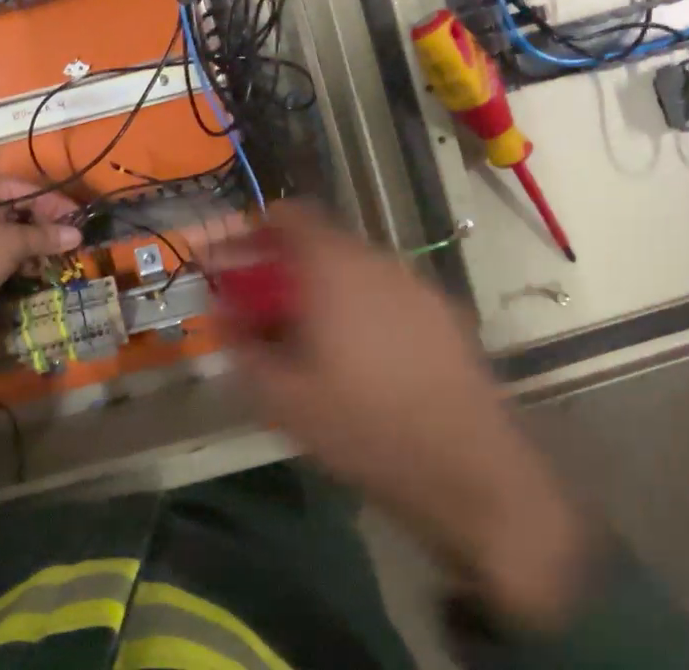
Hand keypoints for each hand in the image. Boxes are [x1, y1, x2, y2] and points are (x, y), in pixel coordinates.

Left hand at [0, 168, 82, 296]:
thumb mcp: (13, 245)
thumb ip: (45, 236)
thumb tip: (77, 234)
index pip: (31, 189)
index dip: (58, 206)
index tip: (81, 220)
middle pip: (18, 202)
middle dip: (44, 223)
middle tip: (67, 238)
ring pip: (6, 218)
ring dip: (29, 236)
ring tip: (51, 252)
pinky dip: (10, 242)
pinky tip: (27, 259)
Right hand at [222, 203, 588, 629]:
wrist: (468, 472)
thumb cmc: (363, 428)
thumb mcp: (281, 397)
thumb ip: (240, 343)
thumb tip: (220, 310)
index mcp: (335, 269)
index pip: (291, 216)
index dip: (256, 228)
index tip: (233, 257)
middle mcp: (379, 262)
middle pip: (322, 244)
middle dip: (285, 269)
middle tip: (261, 308)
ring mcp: (419, 288)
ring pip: (356, 271)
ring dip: (323, 289)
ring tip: (306, 337)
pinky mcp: (446, 316)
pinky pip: (387, 295)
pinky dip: (360, 307)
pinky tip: (357, 356)